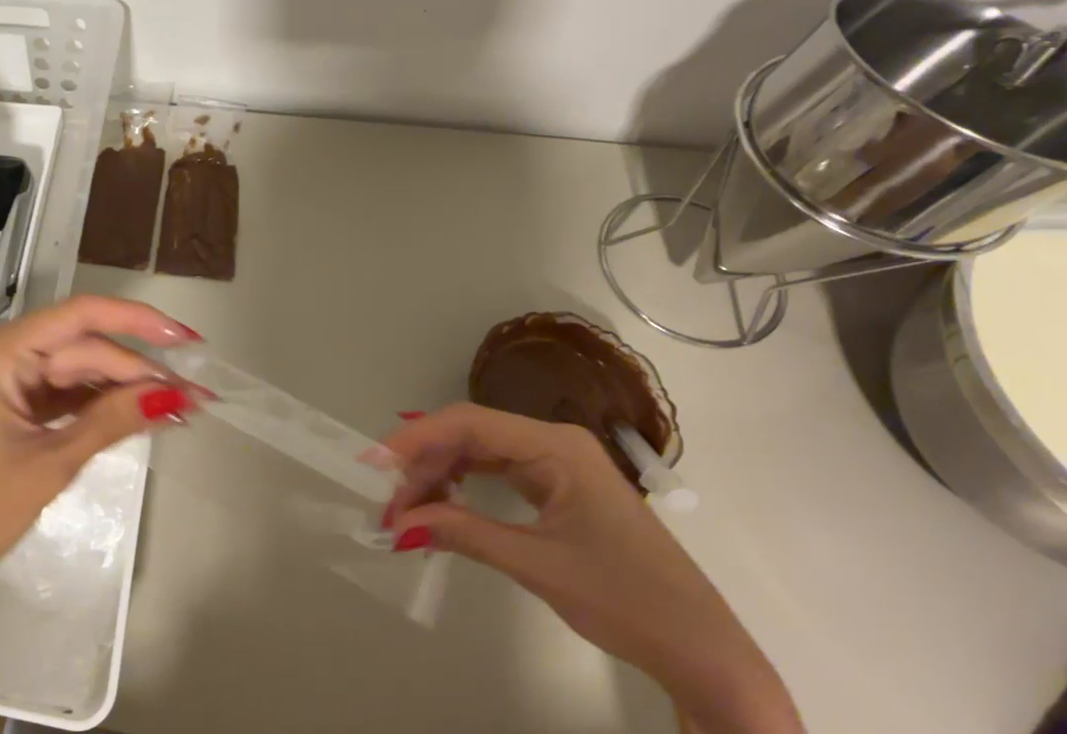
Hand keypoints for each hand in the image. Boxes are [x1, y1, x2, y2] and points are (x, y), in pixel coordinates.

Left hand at [0, 296, 200, 612]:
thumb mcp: (52, 462)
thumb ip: (113, 421)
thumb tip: (176, 395)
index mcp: (4, 351)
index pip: (81, 317)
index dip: (138, 322)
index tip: (187, 342)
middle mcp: (8, 355)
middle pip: (86, 346)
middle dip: (140, 368)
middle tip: (195, 395)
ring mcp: (11, 383)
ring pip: (81, 371)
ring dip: (127, 388)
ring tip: (180, 408)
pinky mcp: (17, 409)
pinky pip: (69, 395)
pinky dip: (103, 406)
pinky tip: (142, 416)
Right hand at [381, 404, 802, 733]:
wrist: (699, 647)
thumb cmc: (624, 597)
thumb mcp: (536, 563)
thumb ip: (463, 534)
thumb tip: (399, 525)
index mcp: (556, 446)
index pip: (469, 424)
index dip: (415, 439)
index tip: (372, 465)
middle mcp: (555, 443)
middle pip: (469, 436)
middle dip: (422, 467)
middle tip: (388, 506)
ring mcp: (558, 465)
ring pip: (479, 455)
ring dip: (439, 479)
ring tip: (406, 513)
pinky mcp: (559, 489)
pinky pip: (496, 474)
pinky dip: (463, 489)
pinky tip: (440, 510)